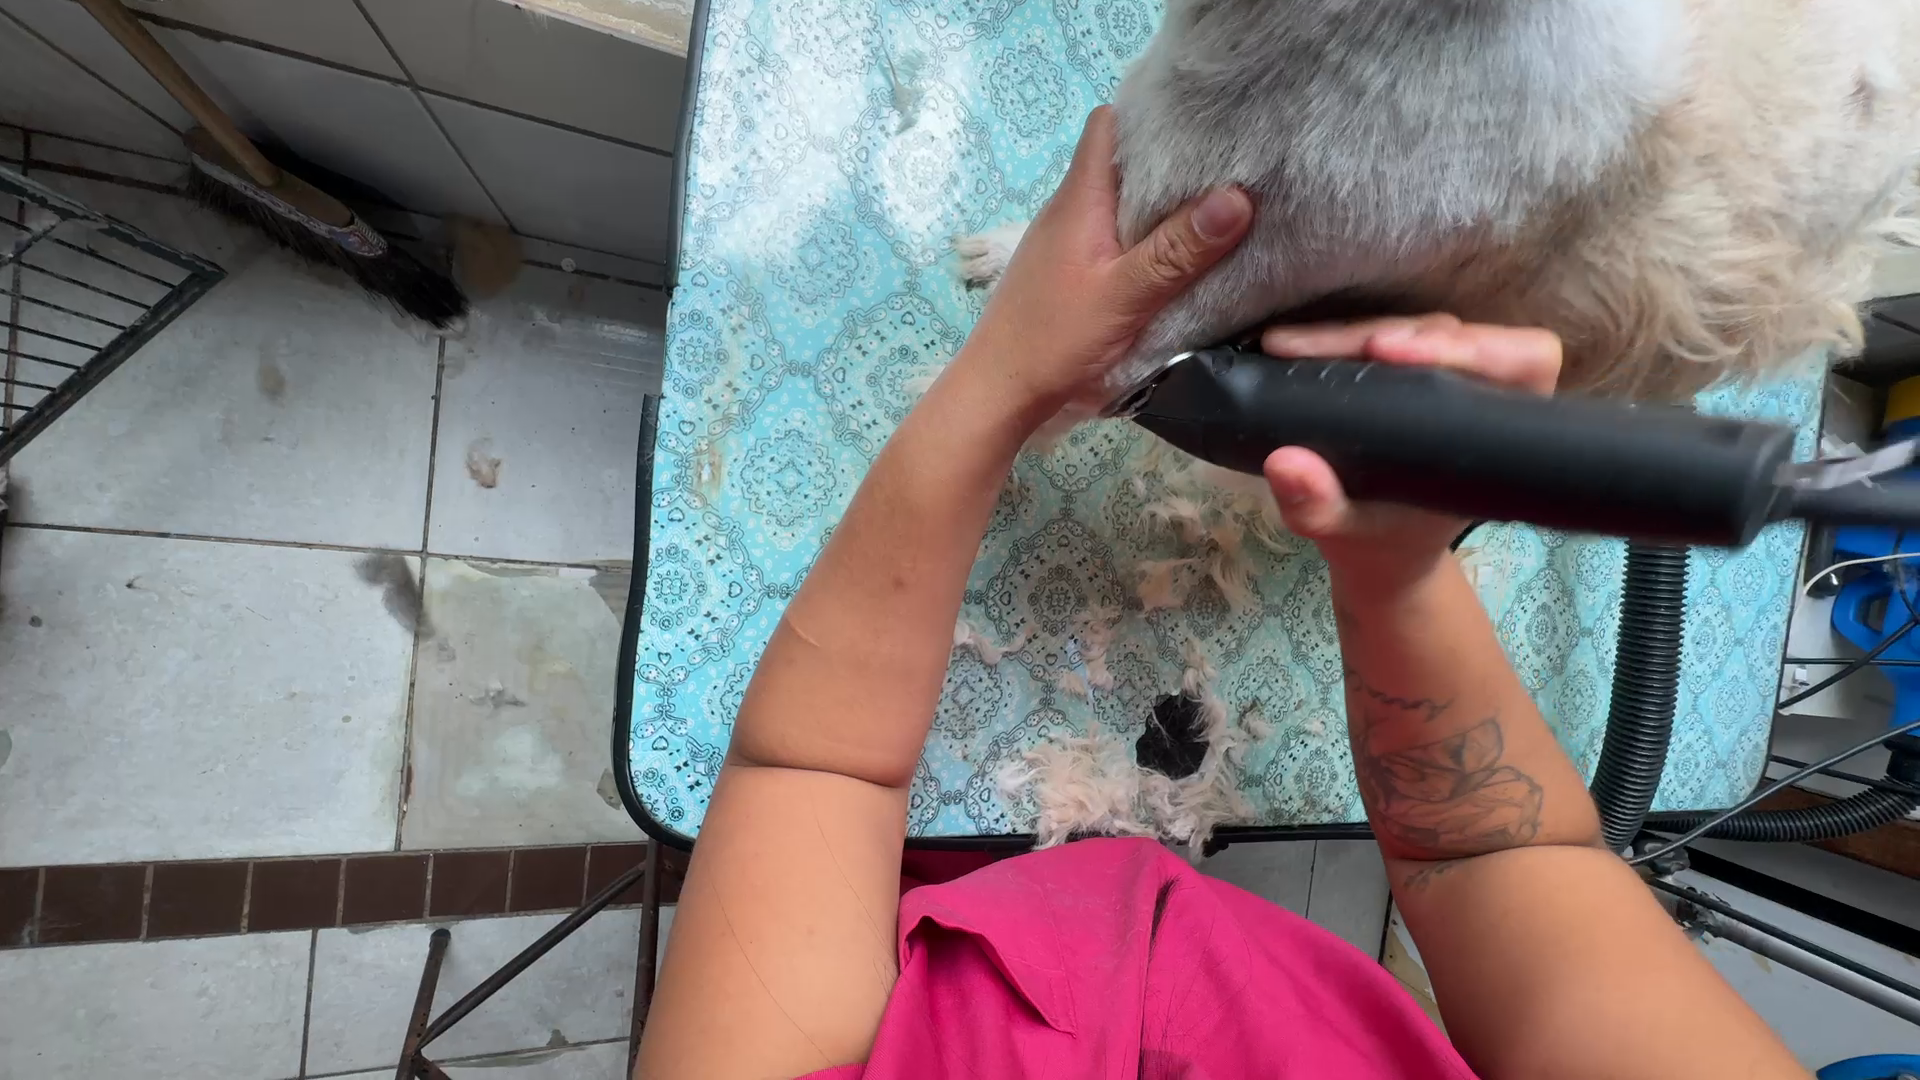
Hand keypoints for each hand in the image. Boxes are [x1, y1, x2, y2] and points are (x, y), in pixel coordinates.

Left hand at [952, 106, 1252, 423]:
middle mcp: (1067, 210)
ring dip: (1155, 205)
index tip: (1203, 118)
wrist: (999, 391)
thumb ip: (1177, 250)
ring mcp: (1063, 244)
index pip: (1109, 123)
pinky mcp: (1064, 275)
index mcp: (1079, 197)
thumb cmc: (1054, 339)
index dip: (1152, 112)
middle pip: (1118, 162)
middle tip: (1228, 163)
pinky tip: (1171, 256)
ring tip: (1212, 205)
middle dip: (1168, 160)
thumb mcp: (1124, 296)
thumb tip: (1239, 196)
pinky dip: (1138, 239)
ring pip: (1115, 204)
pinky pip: (1108, 239)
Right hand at [1260, 314, 1562, 589]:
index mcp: (1497, 431)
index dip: (1471, 346)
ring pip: (1411, 329)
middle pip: (1450, 334)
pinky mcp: (1402, 372)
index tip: (1393, 354)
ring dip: (1348, 333)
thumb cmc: (1379, 540)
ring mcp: (1440, 378)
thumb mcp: (1343, 533)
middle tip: (1310, 349)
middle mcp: (1479, 392)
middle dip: (1380, 336)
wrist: (1376, 545)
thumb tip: (1283, 462)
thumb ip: (1318, 506)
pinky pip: (1379, 339)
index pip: (1522, 361)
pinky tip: (1289, 343)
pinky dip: (1335, 338)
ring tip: (1287, 345)